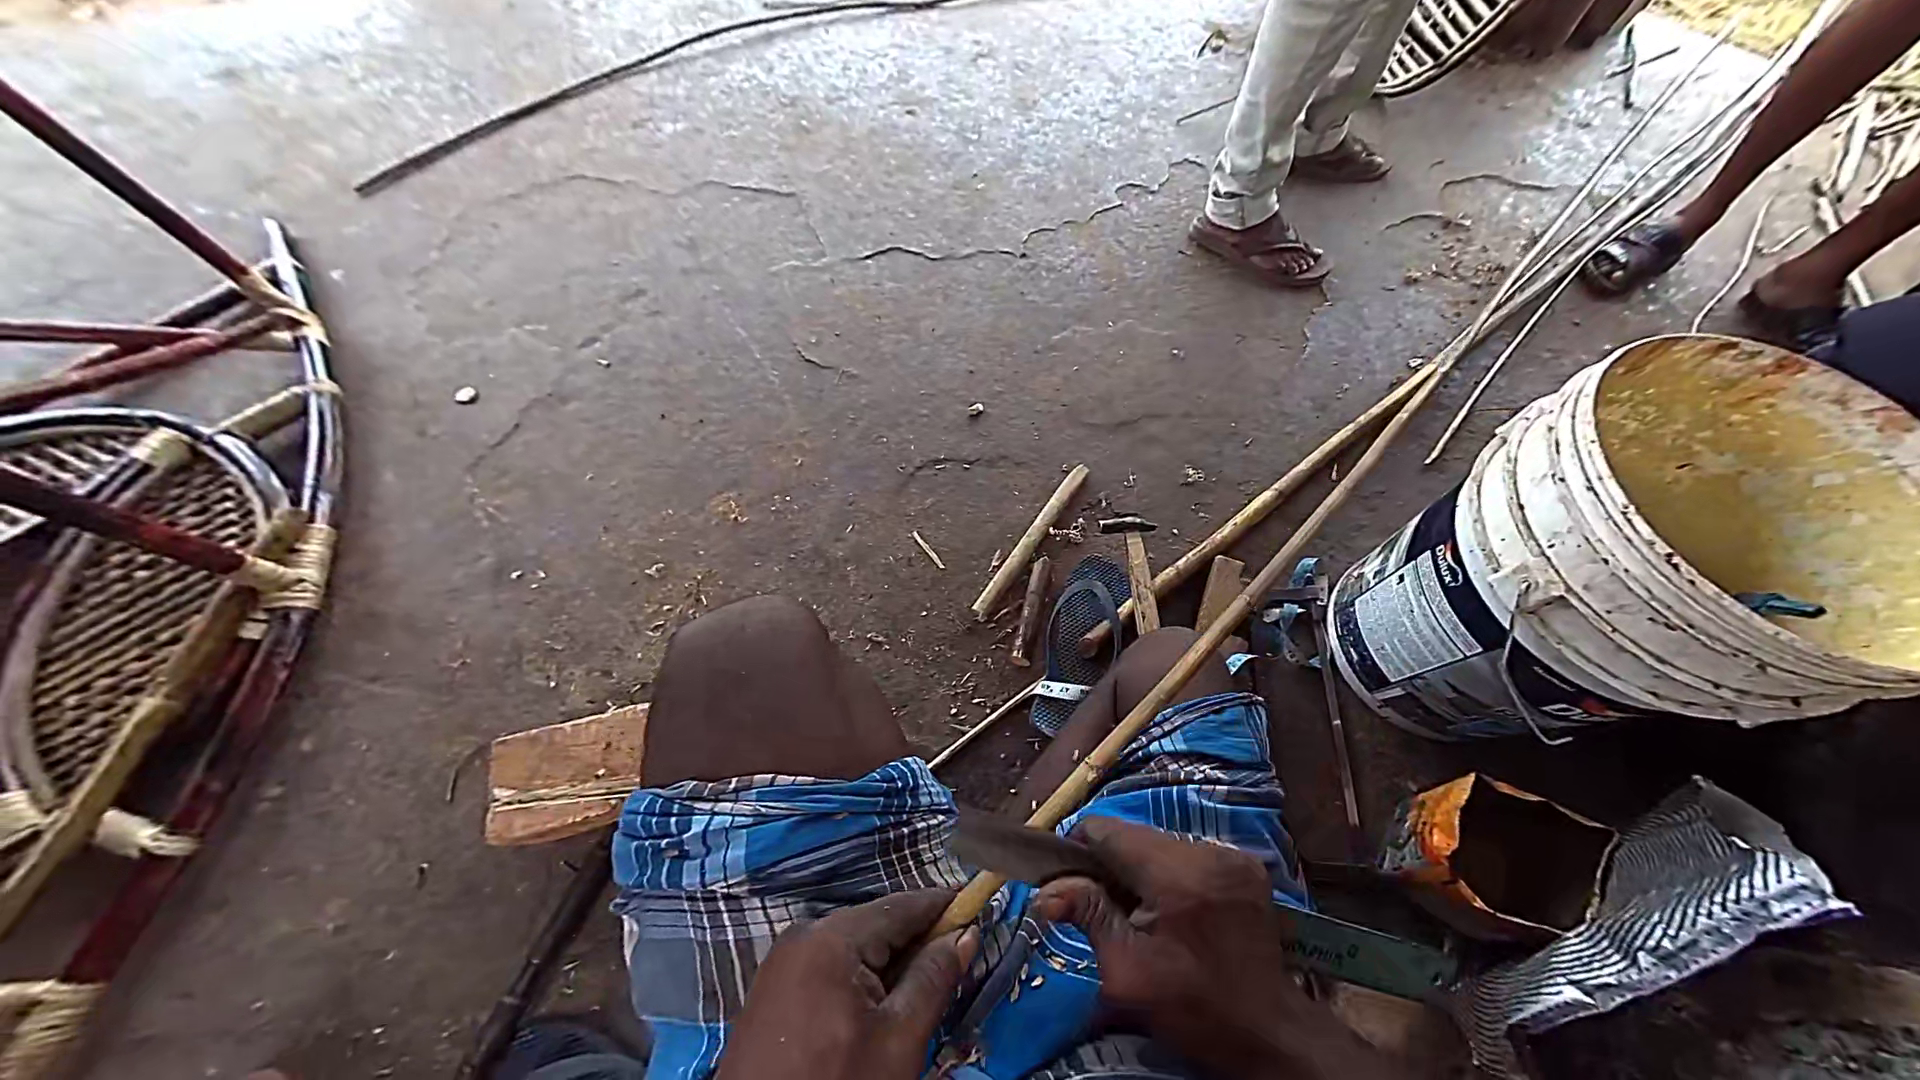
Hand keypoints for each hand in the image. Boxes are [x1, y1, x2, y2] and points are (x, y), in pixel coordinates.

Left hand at [715, 889, 978, 1079]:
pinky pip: (832, 962)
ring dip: (893, 960)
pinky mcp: (777, 984)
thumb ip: (934, 978)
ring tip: (926, 985)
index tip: (980, 908)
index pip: (903, 905)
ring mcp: (786, 957)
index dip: (945, 906)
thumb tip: (966, 934)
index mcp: (832, 936)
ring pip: (858, 943)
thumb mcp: (897, 1040)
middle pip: (879, 922)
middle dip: (920, 939)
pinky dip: (863, 975)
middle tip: (958, 958)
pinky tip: (883, 1002)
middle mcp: (805, 931)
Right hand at [1033, 818, 1396, 1079]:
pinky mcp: (1244, 865)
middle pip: (1134, 834)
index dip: (1079, 849)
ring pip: (1159, 842)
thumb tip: (1044, 892)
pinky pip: (1187, 853)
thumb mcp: (1128, 973)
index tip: (1070, 881)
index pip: (1106, 830)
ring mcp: (1231, 854)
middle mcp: (1206, 850)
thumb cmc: (1195, 1009)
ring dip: (1141, 867)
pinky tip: (1174, 908)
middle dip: (1112, 863)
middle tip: (1104, 905)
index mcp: (1176, 873)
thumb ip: (1087, 917)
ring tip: (1141, 910)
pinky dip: (1170, 872)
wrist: (1273, 1038)